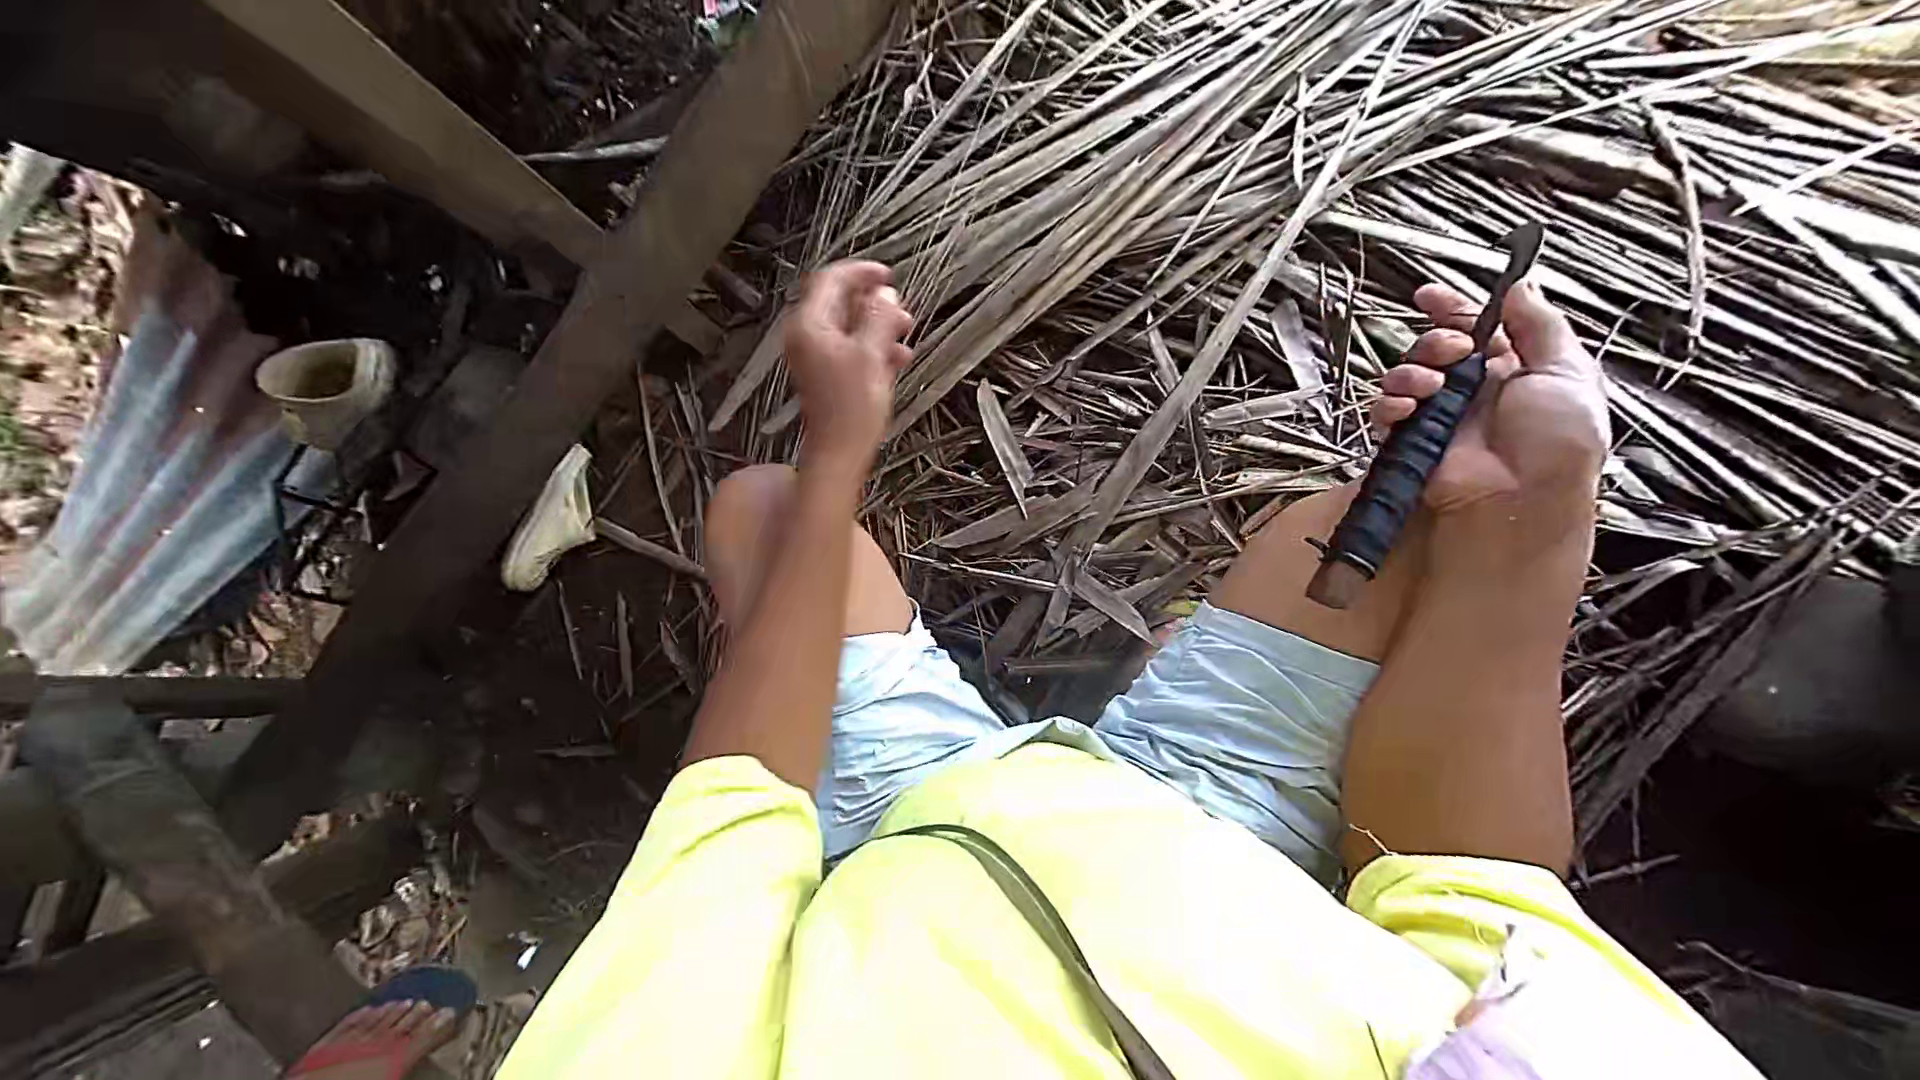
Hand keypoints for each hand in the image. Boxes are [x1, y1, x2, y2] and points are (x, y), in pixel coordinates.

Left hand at [786, 260, 914, 469]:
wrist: (841, 452)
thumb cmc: (851, 409)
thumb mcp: (871, 354)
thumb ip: (879, 317)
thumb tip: (886, 294)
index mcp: (810, 326)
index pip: (831, 280)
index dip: (861, 273)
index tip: (887, 275)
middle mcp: (808, 338)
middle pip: (841, 303)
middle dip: (874, 304)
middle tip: (900, 309)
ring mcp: (817, 358)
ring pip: (850, 328)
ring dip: (879, 326)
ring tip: (904, 333)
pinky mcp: (829, 376)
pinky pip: (852, 350)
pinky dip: (874, 348)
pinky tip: (897, 358)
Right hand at [1369, 279, 1608, 517]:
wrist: (1520, 494)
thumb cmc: (1556, 443)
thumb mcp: (1567, 370)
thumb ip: (1541, 324)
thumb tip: (1522, 288)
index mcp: (1511, 369)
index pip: (1475, 327)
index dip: (1450, 308)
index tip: (1429, 295)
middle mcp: (1469, 390)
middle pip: (1434, 348)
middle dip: (1436, 341)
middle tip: (1452, 350)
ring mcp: (1437, 416)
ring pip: (1404, 376)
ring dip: (1411, 372)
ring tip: (1432, 385)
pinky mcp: (1409, 440)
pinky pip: (1385, 413)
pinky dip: (1390, 405)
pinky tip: (1408, 407)